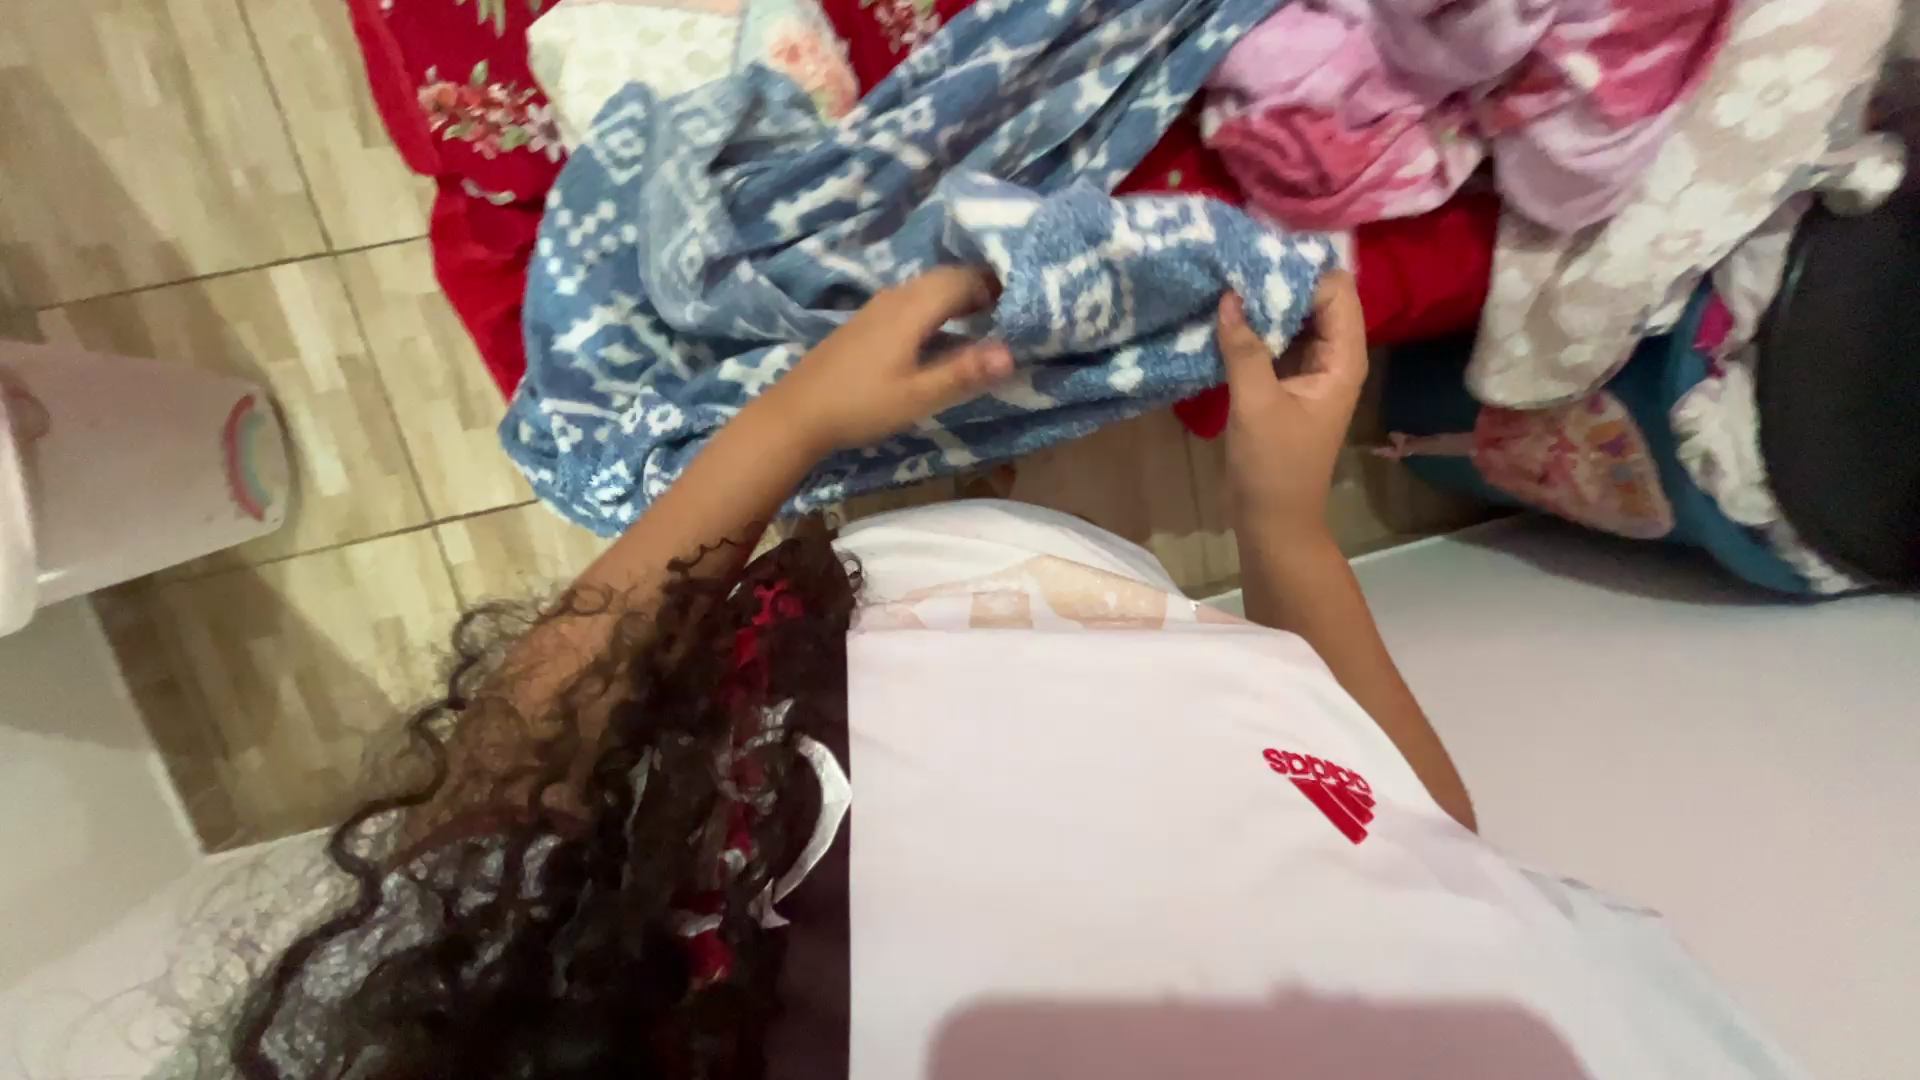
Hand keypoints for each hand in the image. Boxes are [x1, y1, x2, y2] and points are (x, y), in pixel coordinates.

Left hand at [756, 267, 1013, 455]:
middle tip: (1012, 310)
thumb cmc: (860, 405)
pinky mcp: (865, 323)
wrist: (796, 413)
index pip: (964, 279)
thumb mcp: (918, 396)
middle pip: (945, 278)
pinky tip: (941, 335)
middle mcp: (895, 297)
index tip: (1025, 302)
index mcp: (912, 308)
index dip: (997, 286)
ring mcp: (876, 308)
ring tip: (986, 319)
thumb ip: (964, 373)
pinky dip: (937, 309)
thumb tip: (1013, 353)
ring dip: (958, 298)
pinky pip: (912, 302)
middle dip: (981, 288)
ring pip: (927, 289)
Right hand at [1218, 270, 1367, 534]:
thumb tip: (1229, 296)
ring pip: (1292, 324)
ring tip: (1226, 286)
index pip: (1334, 291)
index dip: (1301, 271)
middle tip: (1234, 267)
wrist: (1272, 519)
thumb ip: (1244, 348)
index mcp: (1342, 360)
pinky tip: (1225, 323)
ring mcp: (1309, 375)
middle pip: (1315, 302)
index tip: (1257, 260)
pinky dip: (1255, 335)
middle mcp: (1333, 360)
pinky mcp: (1286, 389)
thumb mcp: (1255, 403)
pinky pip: (1275, 348)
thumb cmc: (1272, 465)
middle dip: (1279, 284)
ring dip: (1264, 308)